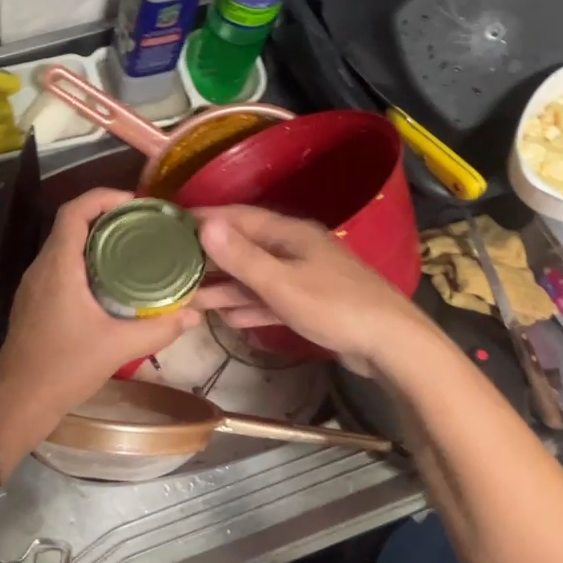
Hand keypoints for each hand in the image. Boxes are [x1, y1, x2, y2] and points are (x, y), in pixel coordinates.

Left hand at [0, 189, 198, 454]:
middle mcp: (40, 268)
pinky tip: (109, 283)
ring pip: (63, 247)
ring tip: (133, 250)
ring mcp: (32, 286)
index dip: (103, 197)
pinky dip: (84, 263)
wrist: (19, 401)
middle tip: (144, 226)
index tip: (136, 203)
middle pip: (70, 225)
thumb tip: (195, 313)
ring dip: (95, 242)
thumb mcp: (119, 347)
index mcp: (58, 267)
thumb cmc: (65, 368)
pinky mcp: (33, 303)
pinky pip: (59, 268)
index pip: (73, 211)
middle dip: (106, 218)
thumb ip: (159, 328)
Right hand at [191, 204, 436, 375]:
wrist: (392, 345)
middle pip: (245, 248)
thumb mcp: (282, 283)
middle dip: (210, 258)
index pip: (239, 217)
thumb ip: (242, 258)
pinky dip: (250, 306)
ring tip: (191, 298)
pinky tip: (228, 318)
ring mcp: (305, 277)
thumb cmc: (335, 308)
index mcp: (290, 235)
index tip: (170, 223)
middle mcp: (296, 249)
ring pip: (256, 277)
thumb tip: (204, 225)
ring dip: (226, 287)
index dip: (205, 218)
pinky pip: (271, 299)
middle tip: (173, 267)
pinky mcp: (312, 304)